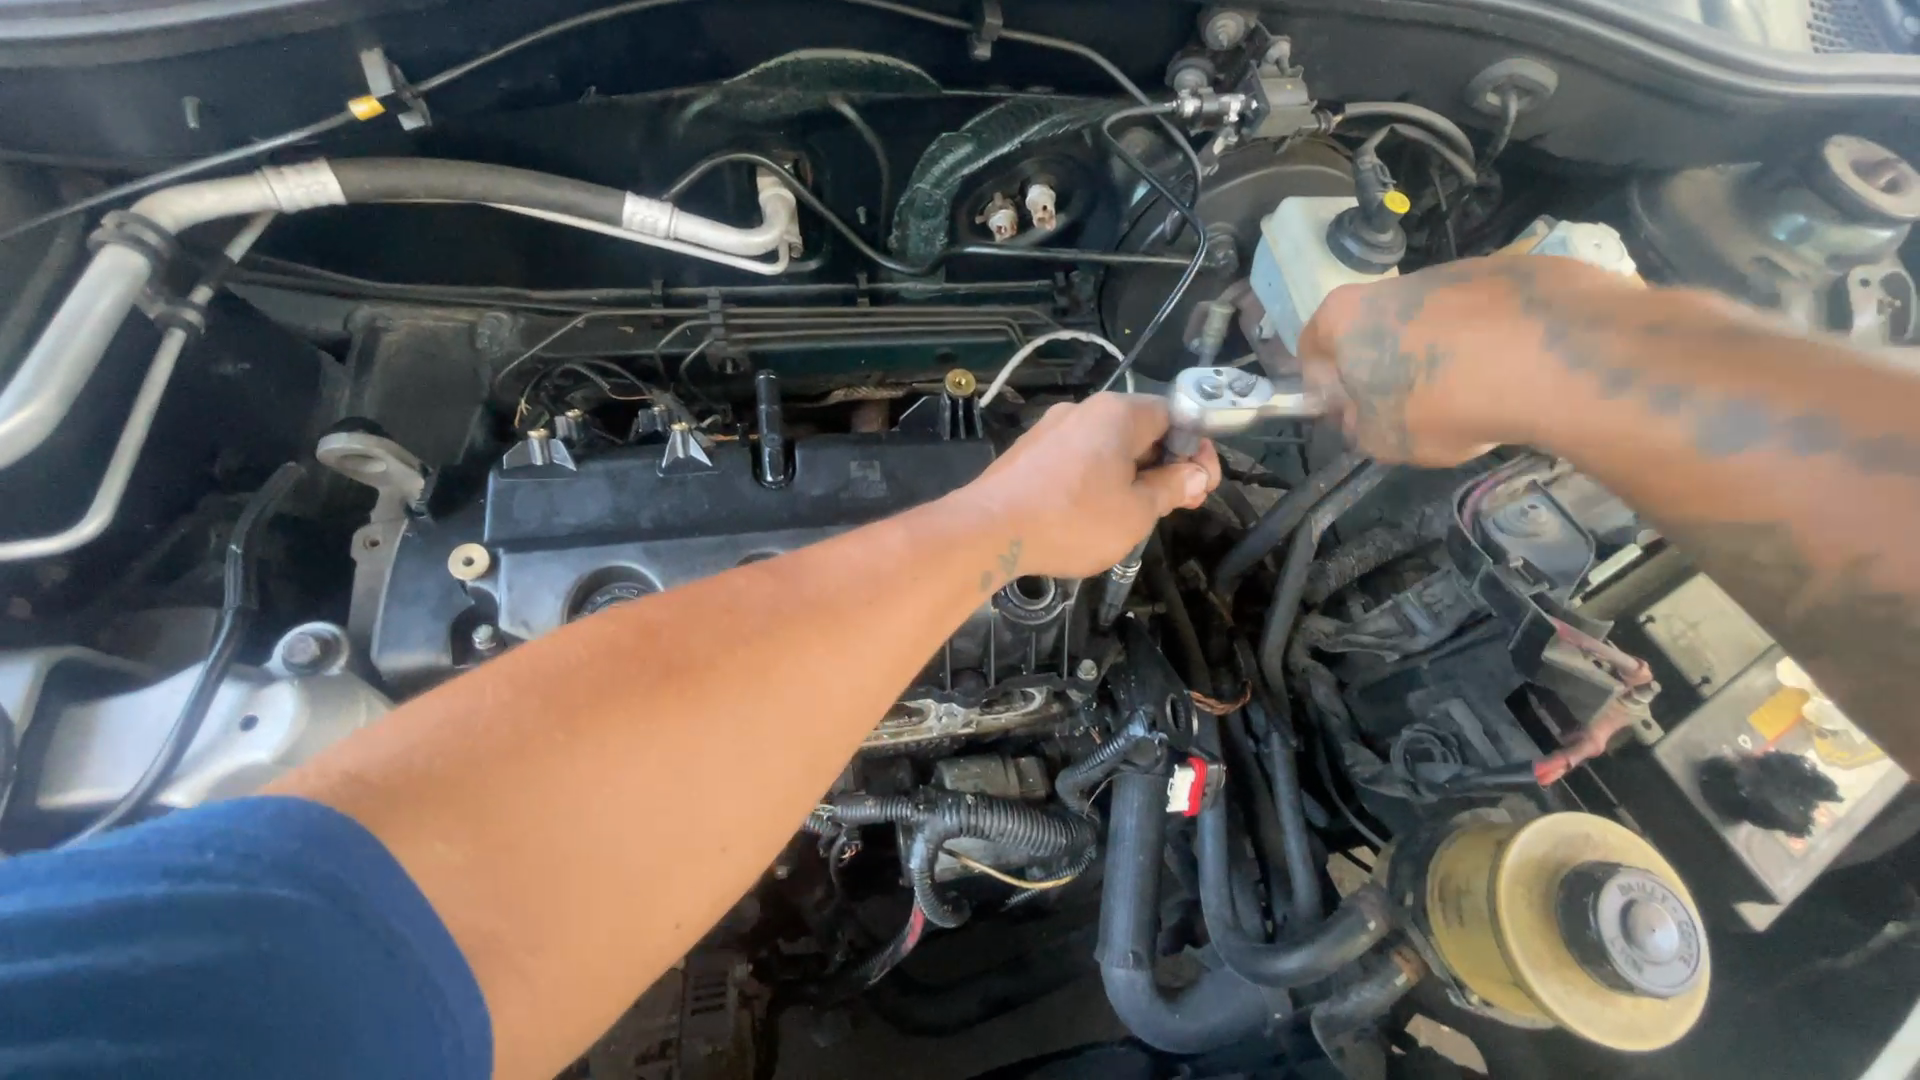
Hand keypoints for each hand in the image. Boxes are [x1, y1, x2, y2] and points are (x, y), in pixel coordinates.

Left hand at [964, 393, 1220, 577]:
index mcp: (1117, 414)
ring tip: (1135, 514)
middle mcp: (1082, 410)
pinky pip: (1076, 460)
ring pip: (1106, 448)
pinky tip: (1091, 513)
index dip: (1195, 450)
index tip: (1201, 485)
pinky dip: (1095, 480)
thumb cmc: (1073, 520)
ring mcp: (1049, 430)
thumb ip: (1171, 488)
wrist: (988, 531)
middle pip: (1139, 430)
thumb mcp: (1137, 512)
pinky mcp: (1027, 454)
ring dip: (1130, 475)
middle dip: (1164, 465)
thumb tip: (1193, 474)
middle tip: (1175, 504)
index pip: (1174, 416)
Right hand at [1298, 254, 1643, 464]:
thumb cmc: (1446, 403)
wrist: (1564, 361)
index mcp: (1347, 317)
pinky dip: (1494, 339)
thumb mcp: (1381, 440)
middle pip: (1375, 328)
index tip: (1350, 410)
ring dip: (1441, 352)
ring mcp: (1460, 269)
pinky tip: (1518, 374)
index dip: (1325, 384)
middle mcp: (1395, 282)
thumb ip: (1356, 424)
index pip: (1311, 345)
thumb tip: (1362, 413)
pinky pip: (1491, 312)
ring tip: (1476, 393)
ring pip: (1434, 318)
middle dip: (1385, 365)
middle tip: (1411, 407)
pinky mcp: (1519, 269)